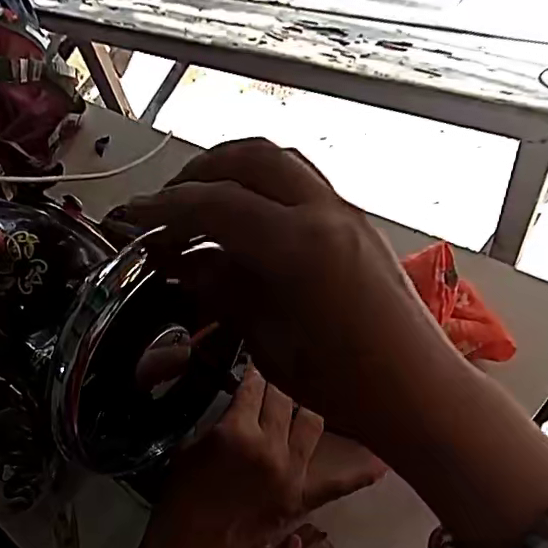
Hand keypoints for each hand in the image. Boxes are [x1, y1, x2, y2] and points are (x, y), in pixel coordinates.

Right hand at [124, 139, 450, 449]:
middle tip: (165, 204)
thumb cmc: (344, 383)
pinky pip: (301, 184)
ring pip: (279, 162)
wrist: (415, 389)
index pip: (216, 204)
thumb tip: (187, 262)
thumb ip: (224, 291)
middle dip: (197, 174)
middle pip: (248, 158)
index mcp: (299, 246)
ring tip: (201, 205)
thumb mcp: (268, 342)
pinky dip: (263, 188)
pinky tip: (245, 222)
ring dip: (233, 172)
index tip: (133, 216)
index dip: (165, 207)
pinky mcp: (356, 224)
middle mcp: (325, 214)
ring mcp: (346, 214)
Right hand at [143, 367, 381, 547]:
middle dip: (276, 384)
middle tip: (274, 376)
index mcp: (237, 430)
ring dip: (305, 408)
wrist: (192, 546)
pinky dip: (358, 474)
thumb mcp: (189, 449)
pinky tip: (380, 462)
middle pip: (283, 399)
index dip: (253, 371)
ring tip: (300, 401)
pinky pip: (337, 484)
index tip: (255, 361)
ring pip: (311, 423)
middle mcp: (270, 446)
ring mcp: (291, 472)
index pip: (253, 386)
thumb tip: (235, 407)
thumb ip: (217, 424)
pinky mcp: (301, 499)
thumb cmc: (181, 497)